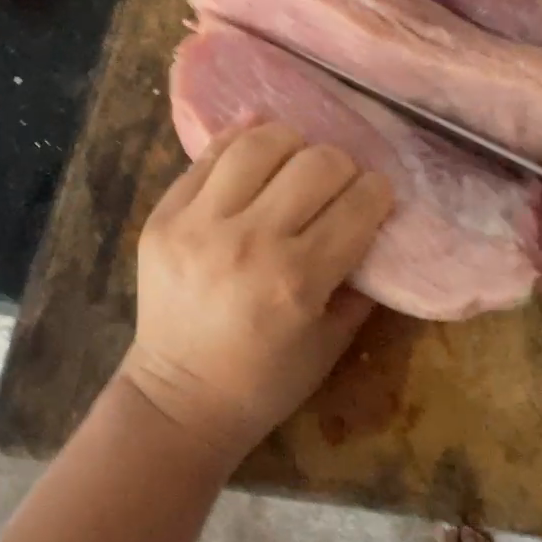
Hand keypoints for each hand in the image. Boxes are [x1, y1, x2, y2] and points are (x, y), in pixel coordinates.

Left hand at [119, 123, 395, 463]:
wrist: (179, 399)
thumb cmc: (265, 382)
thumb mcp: (332, 342)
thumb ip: (360, 279)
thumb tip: (376, 219)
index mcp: (297, 281)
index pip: (357, 204)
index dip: (377, 192)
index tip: (376, 194)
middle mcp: (249, 243)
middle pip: (316, 163)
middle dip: (342, 165)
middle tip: (338, 182)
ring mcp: (199, 224)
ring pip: (260, 144)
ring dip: (291, 144)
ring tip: (294, 160)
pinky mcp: (164, 216)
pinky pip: (208, 156)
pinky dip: (239, 142)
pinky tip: (257, 148)